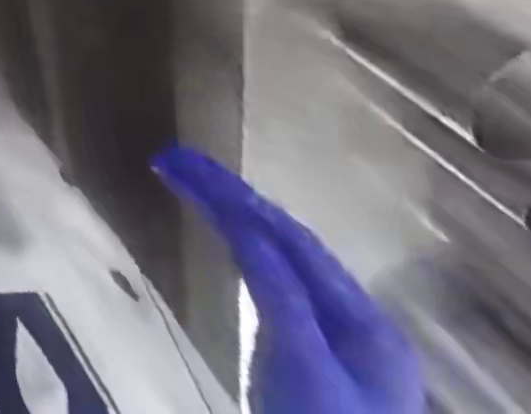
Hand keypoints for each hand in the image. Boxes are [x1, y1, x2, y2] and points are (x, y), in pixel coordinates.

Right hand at [153, 146, 424, 413]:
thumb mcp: (303, 371)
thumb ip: (281, 297)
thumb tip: (248, 228)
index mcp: (361, 320)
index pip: (290, 237)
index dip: (236, 197)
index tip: (181, 164)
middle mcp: (351, 317)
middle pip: (284, 239)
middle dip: (227, 195)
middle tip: (170, 161)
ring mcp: (330, 335)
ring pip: (275, 255)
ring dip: (228, 214)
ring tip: (181, 180)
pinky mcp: (303, 348)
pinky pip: (268, 278)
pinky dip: (236, 244)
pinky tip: (217, 229)